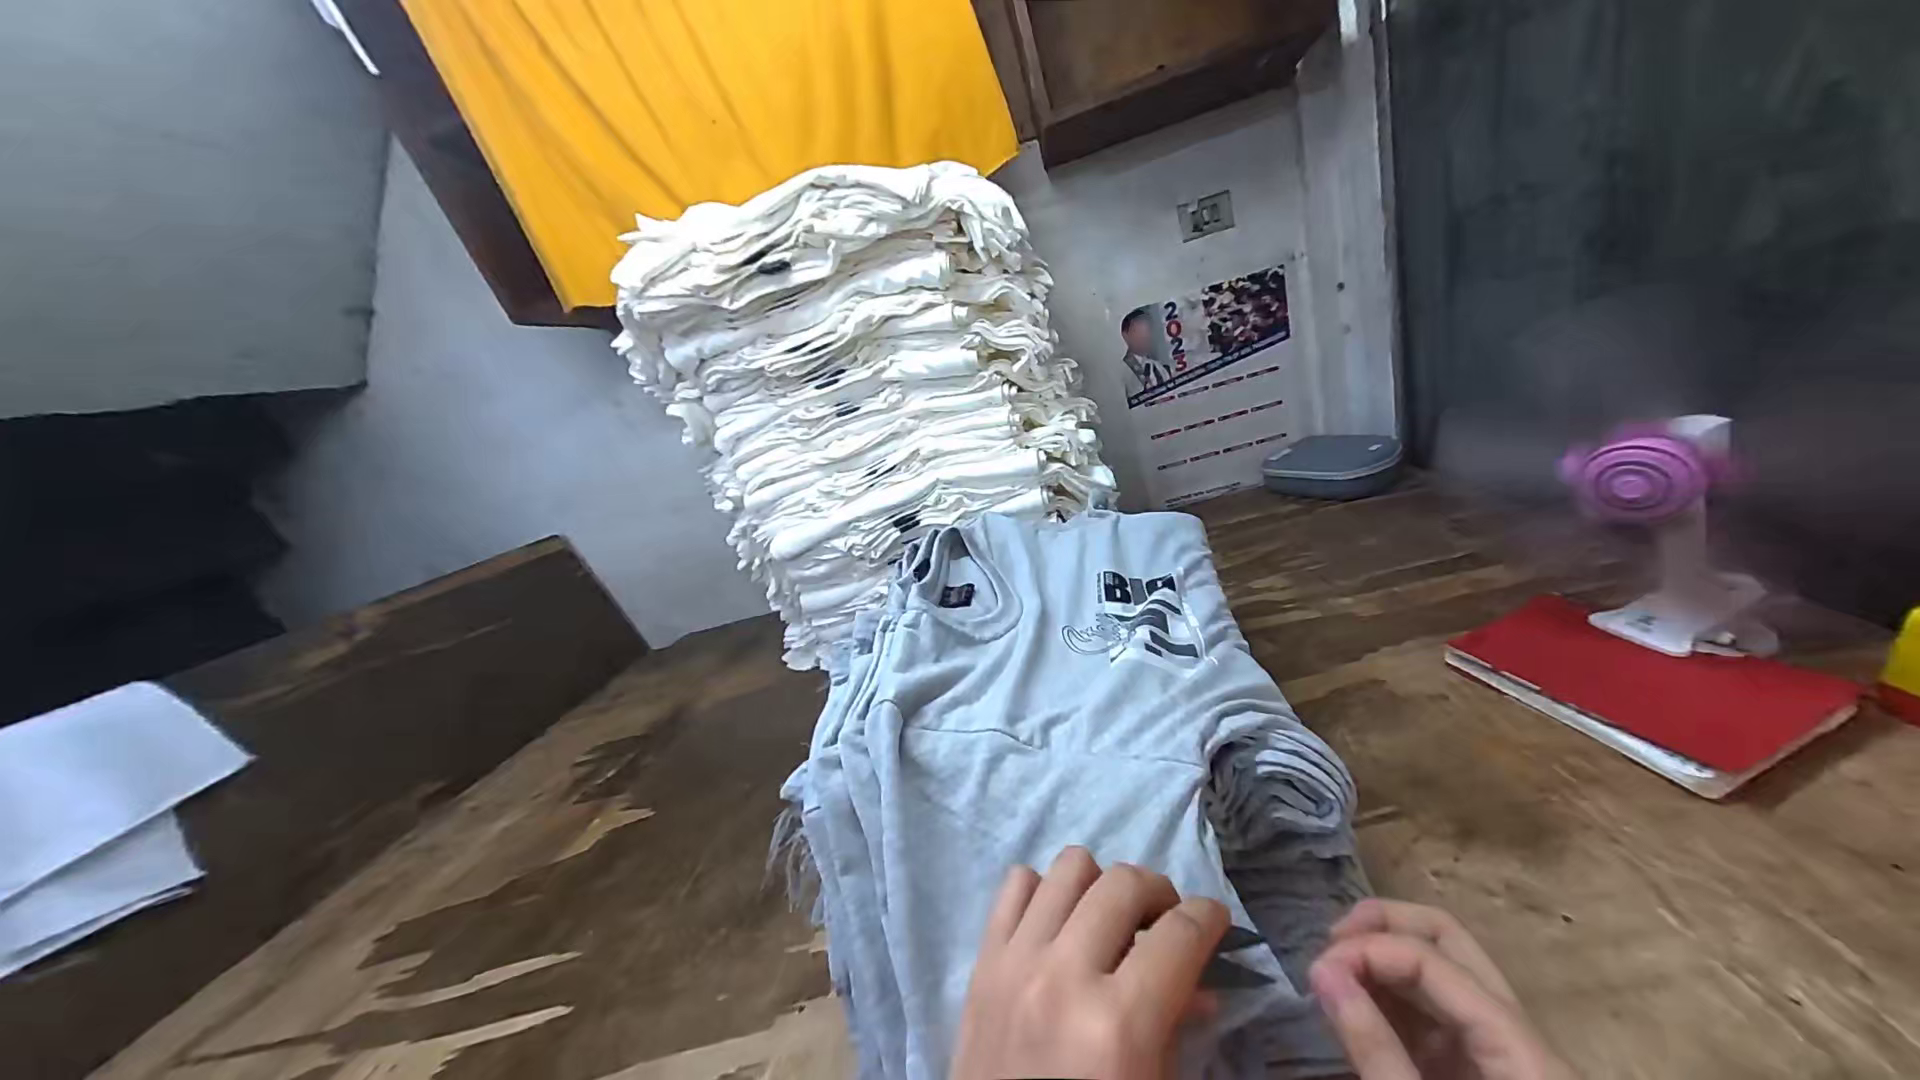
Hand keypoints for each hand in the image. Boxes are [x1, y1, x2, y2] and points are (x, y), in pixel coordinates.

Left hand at [951, 846, 1228, 1079]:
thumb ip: (1178, 1030)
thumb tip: (1200, 983)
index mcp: (1119, 1025)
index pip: (1179, 935)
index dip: (1208, 917)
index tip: (1215, 917)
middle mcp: (1065, 975)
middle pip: (1124, 884)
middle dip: (1159, 892)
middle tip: (1166, 921)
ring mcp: (1016, 960)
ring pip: (1069, 867)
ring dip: (1101, 883)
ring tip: (1111, 916)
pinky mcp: (982, 959)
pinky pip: (1015, 884)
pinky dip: (1044, 890)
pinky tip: (1059, 921)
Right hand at [1309, 899, 1578, 1079]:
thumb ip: (1374, 1046)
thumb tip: (1320, 970)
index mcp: (1524, 1046)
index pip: (1432, 957)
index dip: (1368, 949)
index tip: (1317, 971)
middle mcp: (1520, 1031)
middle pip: (1447, 936)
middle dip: (1380, 926)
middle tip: (1330, 943)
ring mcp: (1503, 1045)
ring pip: (1440, 963)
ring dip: (1380, 954)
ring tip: (1335, 971)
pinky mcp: (1483, 1063)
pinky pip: (1434, 1003)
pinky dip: (1389, 989)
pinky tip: (1357, 999)